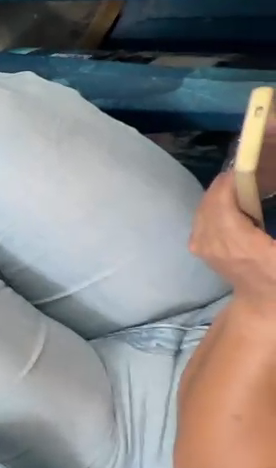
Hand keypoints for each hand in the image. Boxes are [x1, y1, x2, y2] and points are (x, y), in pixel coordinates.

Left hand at [192, 173, 275, 315]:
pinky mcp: (199, 247)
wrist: (267, 301)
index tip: (248, 165)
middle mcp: (210, 241)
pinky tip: (237, 202)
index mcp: (236, 242)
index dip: (231, 181)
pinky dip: (217, 206)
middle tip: (250, 170)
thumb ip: (271, 220)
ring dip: (221, 194)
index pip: (220, 202)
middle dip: (227, 185)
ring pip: (203, 209)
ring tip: (246, 183)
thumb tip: (261, 205)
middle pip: (209, 203)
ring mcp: (200, 245)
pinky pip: (203, 218)